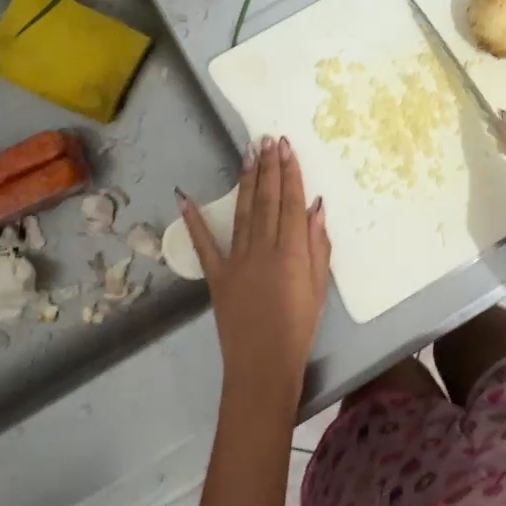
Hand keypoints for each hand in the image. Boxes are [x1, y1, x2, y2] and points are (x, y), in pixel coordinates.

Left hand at [181, 136, 330, 393]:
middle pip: (266, 200)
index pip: (290, 203)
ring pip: (242, 213)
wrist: (262, 365)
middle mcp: (262, 249)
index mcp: (291, 252)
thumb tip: (316, 207)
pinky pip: (204, 245)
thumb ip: (317, 246)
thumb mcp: (319, 287)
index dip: (289, 173)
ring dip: (245, 182)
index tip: (286, 147)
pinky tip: (185, 198)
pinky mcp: (216, 277)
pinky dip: (193, 222)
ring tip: (248, 154)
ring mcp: (236, 261)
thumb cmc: (299, 328)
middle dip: (268, 168)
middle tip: (267, 139)